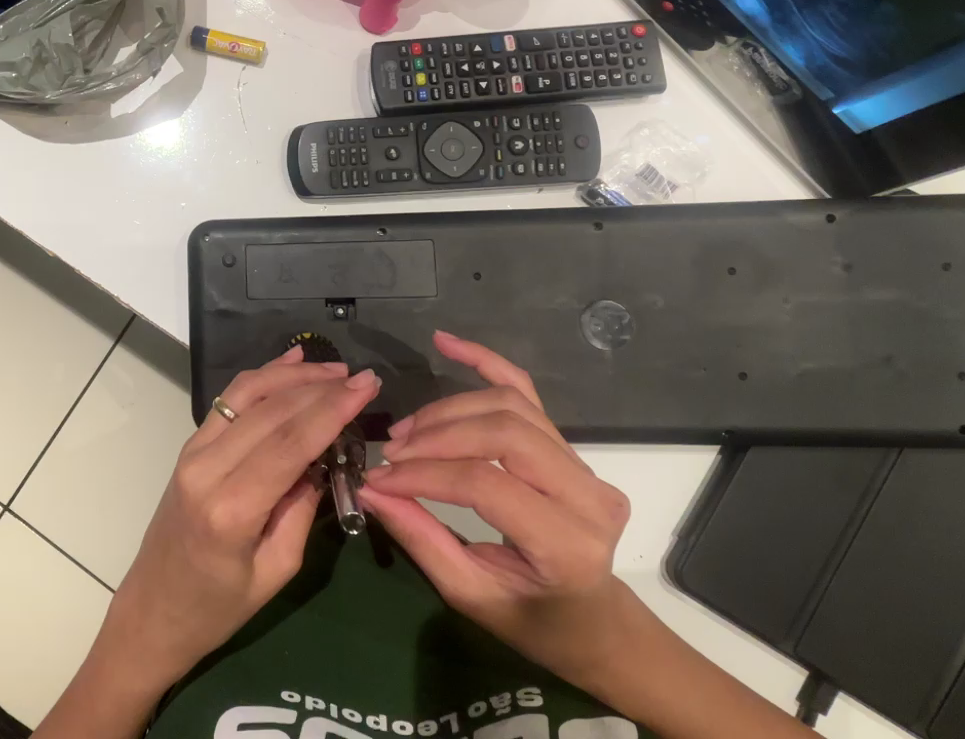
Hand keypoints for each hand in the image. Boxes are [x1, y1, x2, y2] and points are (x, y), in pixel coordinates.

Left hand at [98, 345, 381, 688]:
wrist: (153, 610)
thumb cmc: (217, 607)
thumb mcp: (276, 571)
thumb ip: (302, 509)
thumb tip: (326, 457)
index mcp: (231, 509)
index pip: (290, 443)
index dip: (331, 409)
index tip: (367, 387)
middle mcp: (206, 468)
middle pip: (271, 412)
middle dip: (320, 388)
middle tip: (362, 378)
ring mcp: (192, 452)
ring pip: (246, 394)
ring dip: (292, 376)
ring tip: (335, 370)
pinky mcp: (189, 446)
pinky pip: (229, 402)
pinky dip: (261, 378)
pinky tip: (290, 365)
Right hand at [359, 330, 633, 685]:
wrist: (594, 621)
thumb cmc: (533, 620)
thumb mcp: (470, 594)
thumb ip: (421, 537)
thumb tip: (370, 488)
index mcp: (566, 542)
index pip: (485, 483)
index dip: (424, 474)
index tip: (379, 478)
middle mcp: (585, 493)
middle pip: (501, 432)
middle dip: (436, 435)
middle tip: (392, 452)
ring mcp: (583, 464)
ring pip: (509, 405)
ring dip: (448, 409)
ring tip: (407, 431)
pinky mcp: (569, 446)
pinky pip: (525, 391)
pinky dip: (485, 361)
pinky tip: (446, 343)